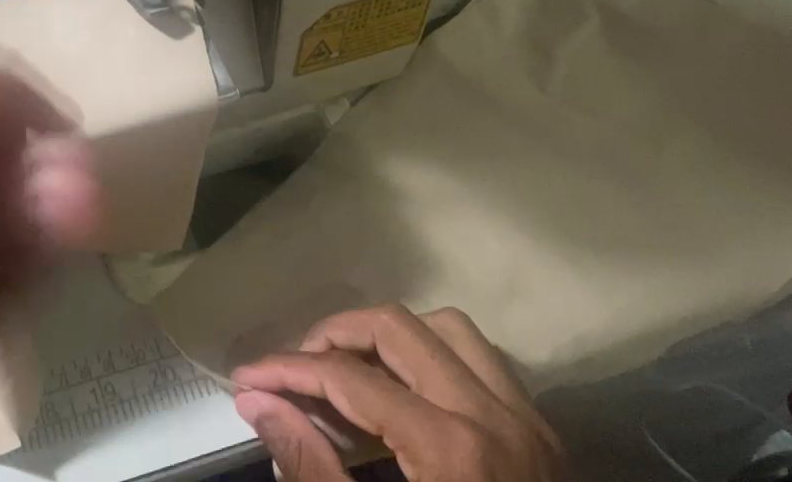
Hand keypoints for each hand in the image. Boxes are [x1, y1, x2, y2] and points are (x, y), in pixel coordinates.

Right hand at [231, 306, 563, 481]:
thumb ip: (310, 465)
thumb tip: (257, 401)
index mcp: (450, 448)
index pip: (347, 377)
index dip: (286, 371)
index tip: (247, 378)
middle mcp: (493, 416)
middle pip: (395, 326)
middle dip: (334, 335)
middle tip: (299, 370)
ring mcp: (527, 422)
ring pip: (448, 328)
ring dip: (392, 337)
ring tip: (355, 369)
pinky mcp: (544, 435)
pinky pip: (484, 359)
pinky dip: (436, 355)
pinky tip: (409, 392)